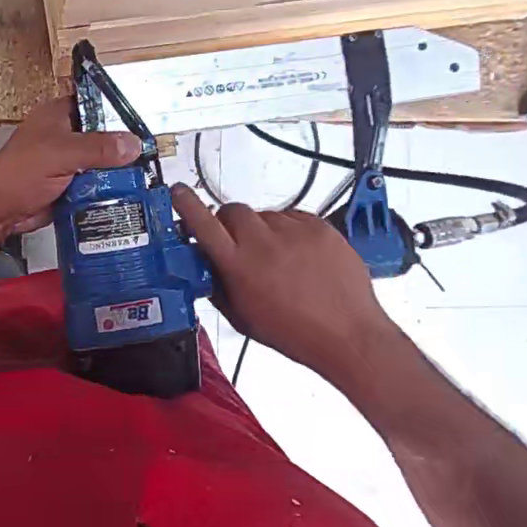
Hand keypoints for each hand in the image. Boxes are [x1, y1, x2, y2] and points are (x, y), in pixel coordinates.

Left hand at [0, 98, 140, 233]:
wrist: (2, 212)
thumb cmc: (17, 175)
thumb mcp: (61, 154)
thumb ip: (97, 147)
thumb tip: (131, 144)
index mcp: (59, 115)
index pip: (95, 103)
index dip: (117, 110)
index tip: (141, 120)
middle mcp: (66, 134)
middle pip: (105, 134)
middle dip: (123, 144)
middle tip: (146, 151)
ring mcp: (70, 159)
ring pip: (104, 159)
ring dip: (118, 168)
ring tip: (142, 172)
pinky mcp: (74, 182)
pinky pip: (100, 180)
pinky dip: (110, 186)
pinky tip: (126, 189)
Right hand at [170, 184, 400, 376]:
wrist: (347, 333)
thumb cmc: (297, 333)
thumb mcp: (244, 318)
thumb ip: (220, 288)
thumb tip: (207, 269)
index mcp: (239, 266)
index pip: (203, 224)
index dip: (187, 205)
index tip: (179, 193)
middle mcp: (264, 242)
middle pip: (233, 211)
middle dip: (229, 224)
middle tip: (238, 243)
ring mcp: (294, 231)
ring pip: (265, 215)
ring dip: (263, 230)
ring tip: (279, 258)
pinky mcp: (319, 226)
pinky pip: (294, 217)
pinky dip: (291, 231)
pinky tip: (299, 255)